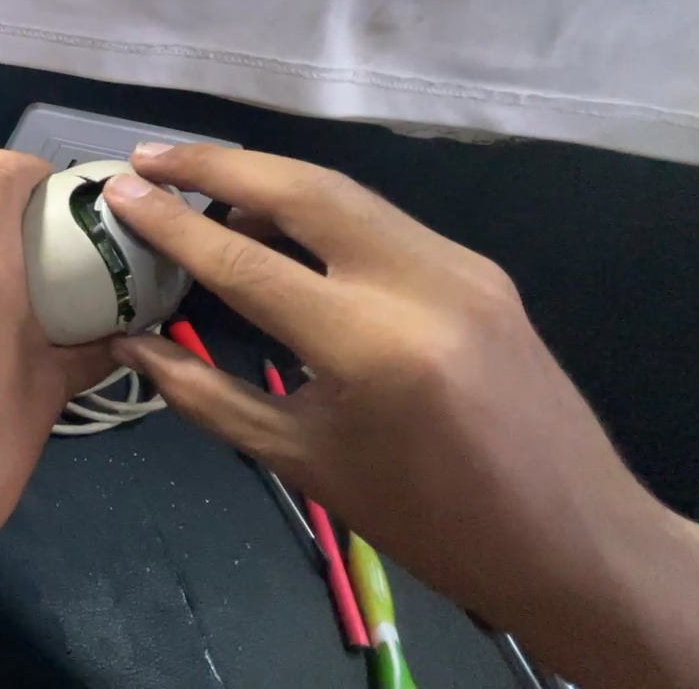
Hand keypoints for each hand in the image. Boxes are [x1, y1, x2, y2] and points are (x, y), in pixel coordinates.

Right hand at [102, 143, 698, 688]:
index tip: (118, 189)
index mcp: (368, 345)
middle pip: (300, 189)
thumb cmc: (423, 514)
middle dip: (214, 164)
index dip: (170, 222)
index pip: (243, 261)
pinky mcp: (473, 265)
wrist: (580, 542)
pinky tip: (265, 220)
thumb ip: (199, 391)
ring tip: (191, 179)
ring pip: (338, 189)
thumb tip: (126, 343)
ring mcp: (457, 265)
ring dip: (258, 174)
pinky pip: (370, 215)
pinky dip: (305, 203)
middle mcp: (419, 284)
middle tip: (149, 156)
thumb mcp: (296, 458)